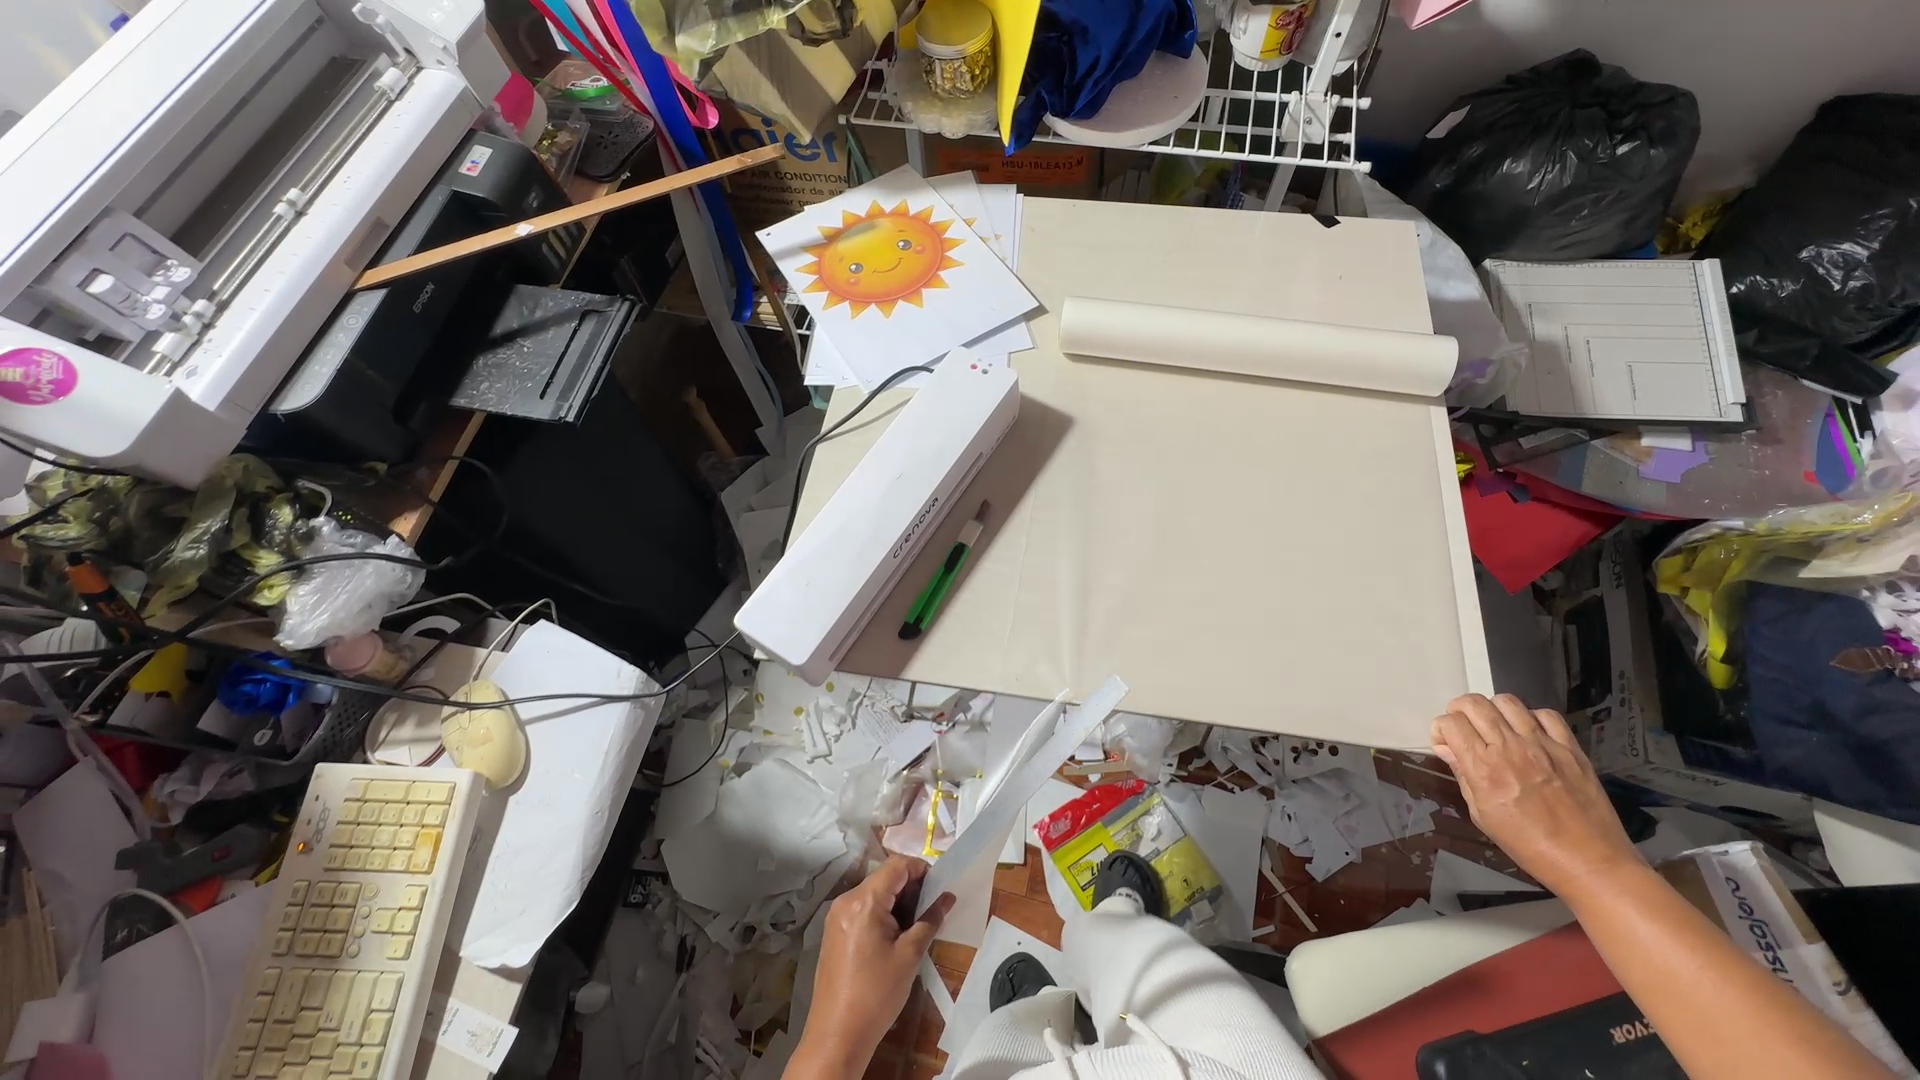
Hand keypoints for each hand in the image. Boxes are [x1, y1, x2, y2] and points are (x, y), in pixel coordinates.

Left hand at [793, 856, 954, 1075]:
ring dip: (897, 902)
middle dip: (911, 888)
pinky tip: (896, 937)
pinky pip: (862, 910)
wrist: (837, 1035)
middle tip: (933, 910)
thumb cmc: (876, 994)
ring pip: (874, 894)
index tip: (941, 887)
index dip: (922, 870)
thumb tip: (947, 897)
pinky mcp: (834, 932)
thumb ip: (929, 920)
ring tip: (917, 926)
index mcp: (863, 901)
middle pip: (884, 878)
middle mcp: (845, 901)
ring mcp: (836, 916)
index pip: (897, 866)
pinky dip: (882, 914)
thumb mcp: (909, 956)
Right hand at [1430, 693, 1642, 897]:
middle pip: (1474, 704)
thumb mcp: (1482, 815)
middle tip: (1464, 730)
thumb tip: (1447, 749)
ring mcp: (1543, 744)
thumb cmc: (1527, 844)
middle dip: (1459, 711)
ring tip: (1496, 729)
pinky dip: (1530, 717)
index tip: (1445, 744)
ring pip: (1507, 701)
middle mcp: (1510, 747)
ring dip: (1493, 710)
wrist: (1588, 861)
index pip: (1450, 723)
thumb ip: (1463, 775)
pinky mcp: (1570, 748)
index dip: (1440, 729)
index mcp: (1483, 768)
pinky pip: (1546, 714)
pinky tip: (1529, 734)